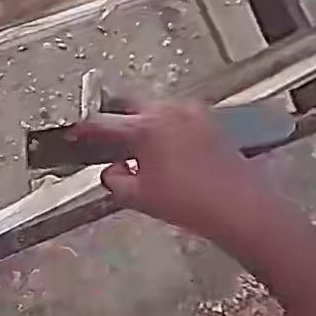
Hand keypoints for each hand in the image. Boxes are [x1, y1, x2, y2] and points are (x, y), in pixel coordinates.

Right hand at [70, 101, 298, 247]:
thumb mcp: (136, 196)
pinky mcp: (211, 125)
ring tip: (136, 153)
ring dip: (143, 127)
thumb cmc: (189, 201)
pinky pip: (177, 121)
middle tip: (105, 141)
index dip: (84, 130)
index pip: (104, 123)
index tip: (74, 134)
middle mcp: (170, 112)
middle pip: (132, 107)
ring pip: (156, 113)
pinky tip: (163, 157)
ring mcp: (194, 115)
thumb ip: (114, 179)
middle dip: (117, 122)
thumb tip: (112, 171)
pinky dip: (164, 132)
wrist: (240, 208)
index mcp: (147, 126)